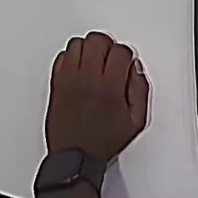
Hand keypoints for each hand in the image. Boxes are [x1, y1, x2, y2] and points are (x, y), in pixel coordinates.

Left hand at [47, 32, 149, 160]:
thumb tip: (136, 69)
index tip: (125, 63)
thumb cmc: (103, 141)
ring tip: (94, 62)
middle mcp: (88, 79)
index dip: (125, 54)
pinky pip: (62, 56)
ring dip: (88, 49)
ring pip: (78, 43)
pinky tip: (79, 68)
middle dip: (107, 45)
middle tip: (109, 58)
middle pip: (97, 40)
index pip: (120, 51)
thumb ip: (140, 90)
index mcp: (110, 87)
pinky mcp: (56, 82)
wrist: (74, 157)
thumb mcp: (136, 121)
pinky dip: (71, 58)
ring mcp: (69, 79)